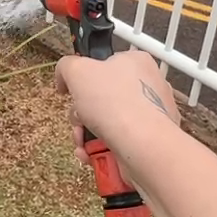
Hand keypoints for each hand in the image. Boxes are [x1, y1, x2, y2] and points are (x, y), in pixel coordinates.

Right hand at [54, 50, 180, 153]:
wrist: (143, 146)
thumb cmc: (114, 103)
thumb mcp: (77, 70)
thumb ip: (66, 66)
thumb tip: (64, 76)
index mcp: (136, 62)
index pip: (104, 65)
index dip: (83, 79)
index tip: (73, 92)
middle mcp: (148, 86)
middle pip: (101, 97)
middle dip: (81, 113)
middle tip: (78, 120)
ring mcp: (152, 115)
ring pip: (106, 122)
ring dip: (86, 133)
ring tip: (83, 143)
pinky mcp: (149, 141)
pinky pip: (118, 141)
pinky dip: (100, 149)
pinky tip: (91, 155)